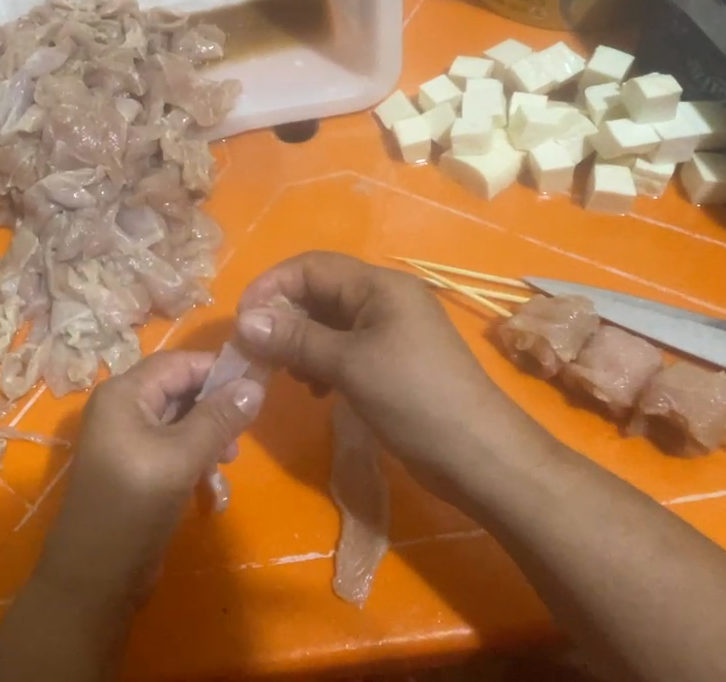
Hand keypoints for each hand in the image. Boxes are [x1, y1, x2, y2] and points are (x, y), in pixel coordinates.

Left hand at [34, 350, 263, 606]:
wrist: (95, 575)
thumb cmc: (135, 504)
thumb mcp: (181, 457)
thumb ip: (218, 418)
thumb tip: (255, 385)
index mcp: (124, 393)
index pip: (178, 362)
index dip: (217, 369)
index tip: (257, 385)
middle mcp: (122, 407)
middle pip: (179, 390)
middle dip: (214, 409)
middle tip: (243, 435)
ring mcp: (126, 439)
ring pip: (180, 422)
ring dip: (208, 440)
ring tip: (228, 464)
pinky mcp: (135, 467)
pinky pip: (172, 449)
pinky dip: (195, 463)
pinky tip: (213, 491)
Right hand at [235, 252, 547, 495]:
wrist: (483, 459)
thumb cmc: (415, 399)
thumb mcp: (349, 365)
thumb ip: (295, 338)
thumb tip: (244, 321)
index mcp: (380, 286)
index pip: (310, 266)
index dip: (271, 286)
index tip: (242, 322)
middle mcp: (385, 299)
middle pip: (318, 292)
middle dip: (282, 317)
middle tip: (256, 351)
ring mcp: (391, 331)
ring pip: (327, 322)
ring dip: (299, 341)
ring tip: (283, 372)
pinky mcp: (392, 361)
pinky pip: (343, 347)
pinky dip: (320, 361)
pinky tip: (314, 388)